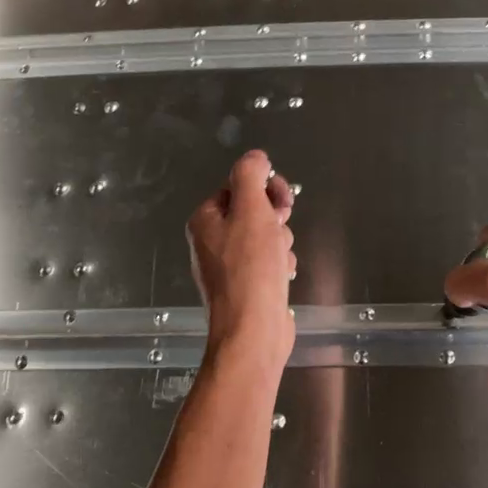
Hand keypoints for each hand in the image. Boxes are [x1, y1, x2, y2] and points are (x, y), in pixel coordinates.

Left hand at [187, 150, 297, 362]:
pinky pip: (268, 263)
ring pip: (265, 237)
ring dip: (280, 243)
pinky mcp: (245, 288)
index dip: (265, 189)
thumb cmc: (251, 268)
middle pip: (253, 211)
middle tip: (280, 230)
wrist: (253, 331)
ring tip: (279, 260)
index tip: (283, 200)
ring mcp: (227, 267)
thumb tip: (255, 157)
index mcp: (204, 220)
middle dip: (275, 218)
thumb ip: (251, 176)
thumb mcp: (252, 211)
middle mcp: (210, 242)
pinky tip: (282, 277)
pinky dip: (278, 266)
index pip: (238, 187)